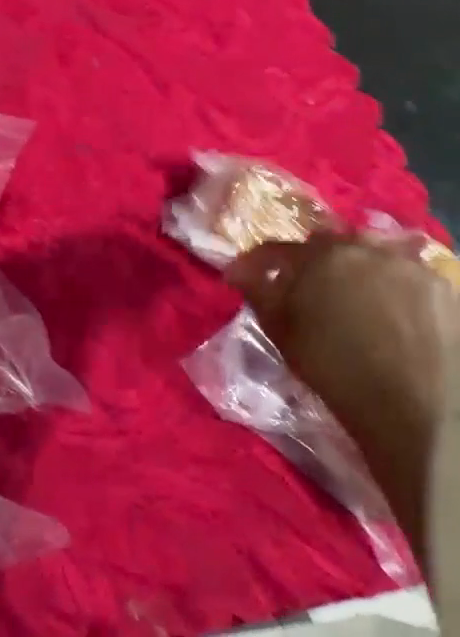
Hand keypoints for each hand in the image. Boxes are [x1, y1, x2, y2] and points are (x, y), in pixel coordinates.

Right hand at [228, 233, 454, 556]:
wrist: (435, 423)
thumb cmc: (341, 378)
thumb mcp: (284, 338)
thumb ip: (263, 299)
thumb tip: (243, 277)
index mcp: (327, 261)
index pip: (278, 248)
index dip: (252, 264)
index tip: (234, 281)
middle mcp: (378, 261)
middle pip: (337, 248)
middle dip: (310, 266)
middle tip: (288, 293)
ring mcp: (426, 285)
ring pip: (379, 269)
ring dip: (351, 286)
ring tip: (334, 318)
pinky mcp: (454, 313)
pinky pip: (412, 296)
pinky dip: (389, 307)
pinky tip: (375, 337)